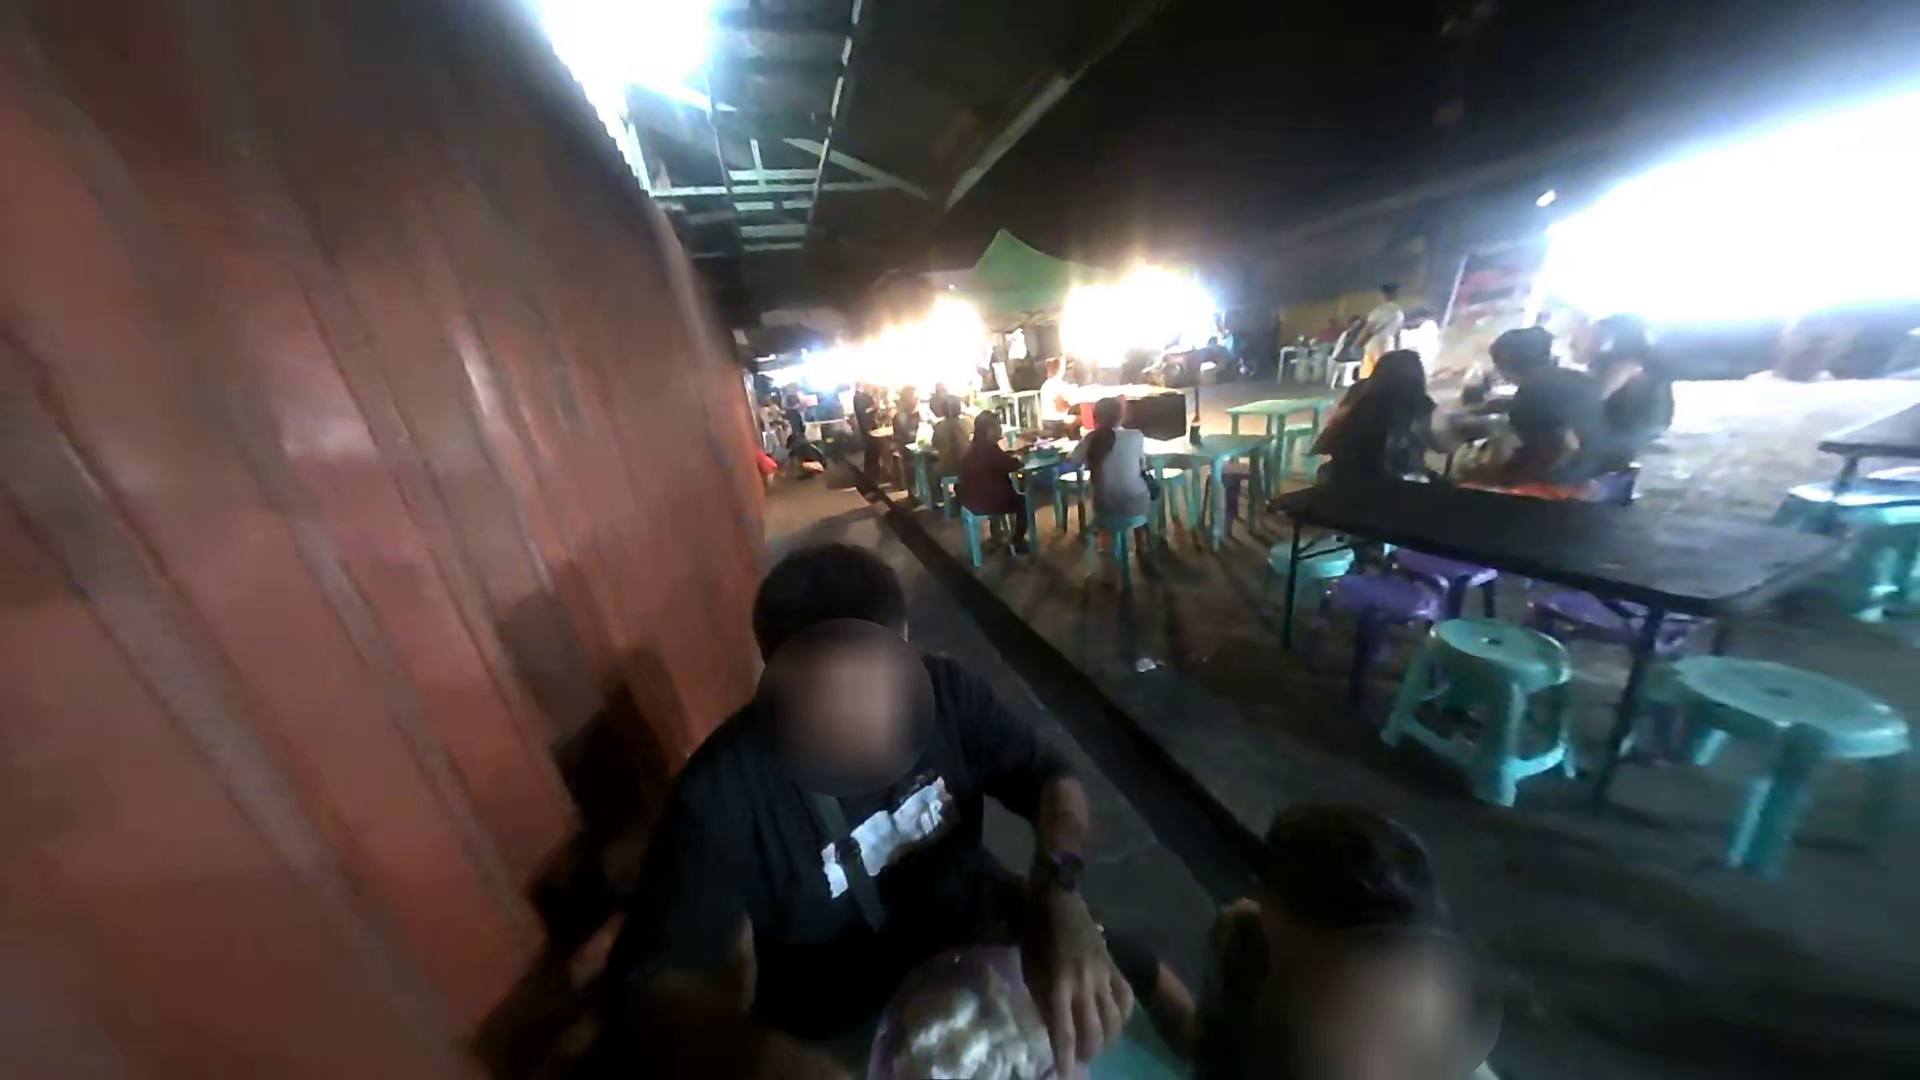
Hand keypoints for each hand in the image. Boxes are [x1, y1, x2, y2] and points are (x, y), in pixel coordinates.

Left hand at [1026, 889, 1133, 1074]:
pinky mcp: (1114, 963)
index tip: (1065, 1077)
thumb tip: (1055, 1030)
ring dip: (1106, 1039)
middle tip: (1079, 1056)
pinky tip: (1114, 1019)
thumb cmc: (1036, 931)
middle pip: (1094, 1033)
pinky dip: (1124, 1015)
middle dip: (1087, 1052)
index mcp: (1058, 981)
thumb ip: (1043, 1000)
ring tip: (1096, 1041)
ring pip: (1114, 1021)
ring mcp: (1102, 973)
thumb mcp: (1030, 967)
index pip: (1064, 1031)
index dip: (1065, 1060)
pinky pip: (1127, 998)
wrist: (1057, 897)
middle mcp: (1083, 982)